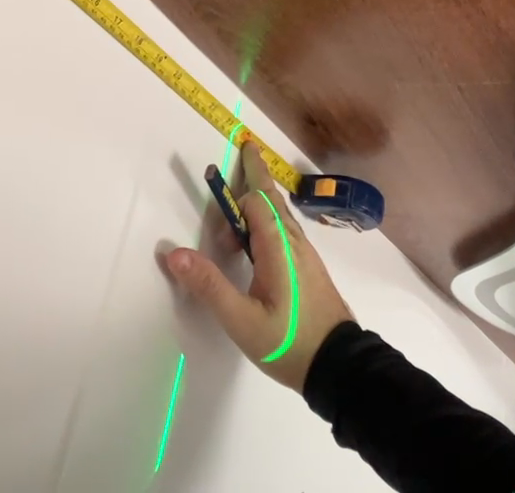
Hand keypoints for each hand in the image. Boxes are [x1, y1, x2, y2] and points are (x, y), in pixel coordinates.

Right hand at [165, 146, 355, 391]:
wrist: (341, 368)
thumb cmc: (291, 342)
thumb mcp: (242, 320)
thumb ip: (209, 285)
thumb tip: (173, 252)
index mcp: (278, 247)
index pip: (256, 203)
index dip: (232, 203)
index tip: (216, 211)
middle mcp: (294, 243)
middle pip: (272, 198)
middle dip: (257, 172)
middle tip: (248, 146)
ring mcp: (306, 256)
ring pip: (281, 215)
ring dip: (262, 197)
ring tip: (249, 187)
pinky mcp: (309, 270)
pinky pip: (286, 230)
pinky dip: (270, 218)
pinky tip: (262, 237)